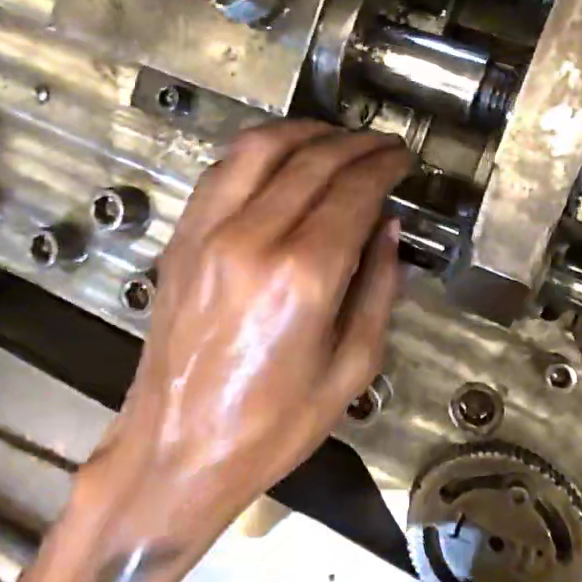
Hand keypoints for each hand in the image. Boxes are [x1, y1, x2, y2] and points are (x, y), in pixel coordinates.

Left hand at [103, 121, 411, 525]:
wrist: (178, 449)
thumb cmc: (275, 424)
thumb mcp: (353, 367)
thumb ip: (379, 288)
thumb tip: (388, 227)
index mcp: (303, 276)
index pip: (353, 191)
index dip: (384, 166)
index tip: (403, 158)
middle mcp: (253, 239)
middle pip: (312, 160)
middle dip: (356, 144)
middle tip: (382, 145)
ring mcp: (208, 233)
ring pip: (259, 147)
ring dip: (305, 132)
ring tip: (336, 137)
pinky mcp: (181, 238)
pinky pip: (221, 170)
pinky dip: (258, 151)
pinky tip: (281, 158)